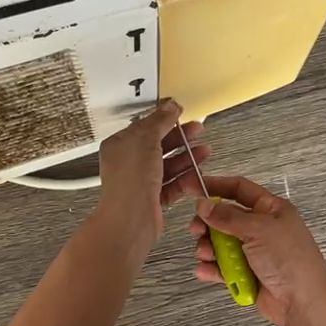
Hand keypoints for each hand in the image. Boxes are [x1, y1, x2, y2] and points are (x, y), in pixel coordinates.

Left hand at [92, 100, 209, 250]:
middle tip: (197, 129)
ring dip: (187, 157)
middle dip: (180, 137)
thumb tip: (170, 105)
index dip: (163, 119)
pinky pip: (173, 185)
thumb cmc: (130, 180)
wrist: (130, 219)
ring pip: (168, 166)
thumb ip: (160, 120)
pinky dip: (186, 178)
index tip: (180, 113)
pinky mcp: (153, 199)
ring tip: (204, 151)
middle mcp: (129, 164)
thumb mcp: (146, 139)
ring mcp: (141, 182)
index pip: (144, 127)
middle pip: (158, 145)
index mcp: (120, 145)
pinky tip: (199, 172)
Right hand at [188, 176, 325, 325]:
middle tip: (195, 230)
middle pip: (225, 218)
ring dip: (209, 248)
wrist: (303, 302)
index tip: (194, 188)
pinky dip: (212, 268)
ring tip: (205, 254)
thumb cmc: (288, 258)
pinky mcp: (247, 274)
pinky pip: (223, 267)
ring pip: (221, 243)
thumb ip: (227, 216)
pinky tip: (204, 270)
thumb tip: (202, 204)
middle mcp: (261, 228)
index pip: (240, 189)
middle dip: (208, 223)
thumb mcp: (258, 229)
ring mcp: (254, 252)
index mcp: (270, 209)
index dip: (217, 186)